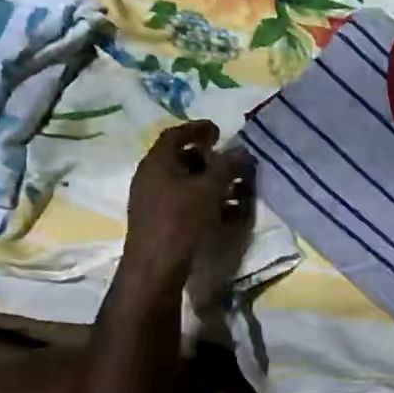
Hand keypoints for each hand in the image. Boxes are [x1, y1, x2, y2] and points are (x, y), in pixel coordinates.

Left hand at [121, 121, 253, 289]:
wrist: (156, 264)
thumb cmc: (182, 218)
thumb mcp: (210, 188)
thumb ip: (228, 166)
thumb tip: (242, 151)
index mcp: (157, 162)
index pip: (176, 134)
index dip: (198, 129)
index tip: (219, 131)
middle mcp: (151, 176)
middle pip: (182, 158)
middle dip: (210, 159)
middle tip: (231, 162)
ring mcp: (153, 199)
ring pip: (186, 182)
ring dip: (212, 182)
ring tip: (238, 189)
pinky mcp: (160, 219)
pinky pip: (186, 200)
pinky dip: (207, 200)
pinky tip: (228, 212)